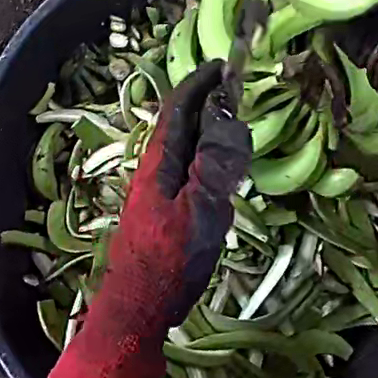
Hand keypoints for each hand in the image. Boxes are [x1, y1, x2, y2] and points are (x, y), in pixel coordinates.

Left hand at [47, 62, 250, 377]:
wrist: (135, 312)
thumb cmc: (167, 261)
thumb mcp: (201, 208)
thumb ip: (216, 159)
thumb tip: (228, 110)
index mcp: (161, 158)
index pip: (180, 104)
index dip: (202, 81)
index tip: (226, 65)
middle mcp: (156, 166)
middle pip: (182, 121)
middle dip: (209, 100)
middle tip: (242, 93)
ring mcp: (158, 188)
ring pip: (187, 144)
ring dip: (210, 127)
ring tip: (239, 124)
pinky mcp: (164, 208)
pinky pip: (190, 167)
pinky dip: (210, 155)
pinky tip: (226, 170)